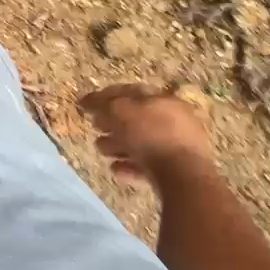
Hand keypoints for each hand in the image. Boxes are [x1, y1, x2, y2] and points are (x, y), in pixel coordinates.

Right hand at [78, 84, 214, 186]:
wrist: (183, 177)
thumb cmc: (149, 134)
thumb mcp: (118, 110)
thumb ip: (101, 103)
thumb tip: (88, 101)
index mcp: (164, 100)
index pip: (129, 91)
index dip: (105, 96)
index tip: (86, 105)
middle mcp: (176, 121)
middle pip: (137, 119)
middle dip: (112, 124)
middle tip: (95, 127)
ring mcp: (180, 148)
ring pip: (142, 143)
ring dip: (119, 145)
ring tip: (102, 150)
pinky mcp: (180, 172)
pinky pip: (150, 165)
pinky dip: (131, 165)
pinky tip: (116, 169)